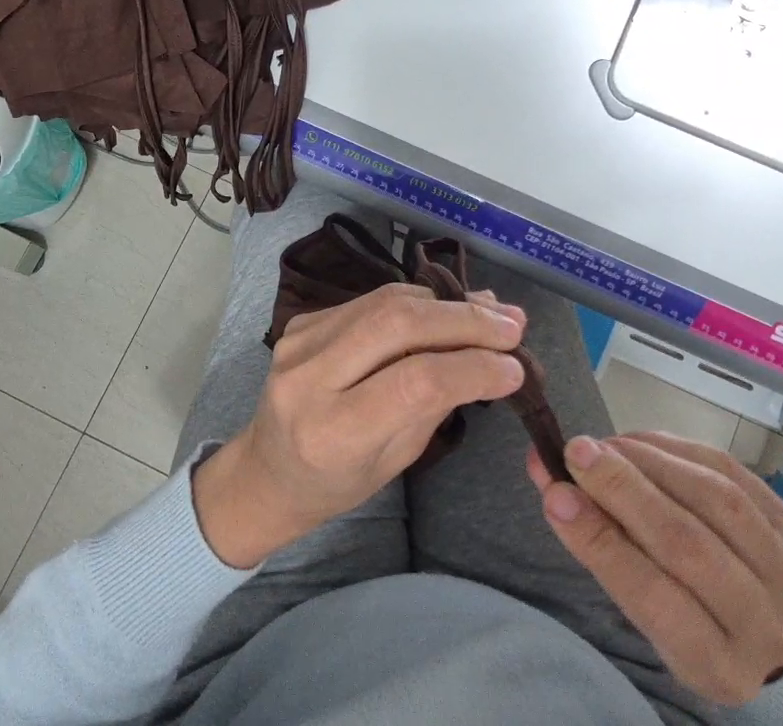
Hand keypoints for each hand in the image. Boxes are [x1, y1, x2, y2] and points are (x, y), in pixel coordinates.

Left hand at [193, 284, 525, 567]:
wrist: (267, 468)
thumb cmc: (337, 481)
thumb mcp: (396, 458)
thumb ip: (437, 403)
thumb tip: (496, 356)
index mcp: (332, 431)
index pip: (414, 382)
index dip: (473, 367)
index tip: (515, 369)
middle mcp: (308, 377)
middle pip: (398, 324)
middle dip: (465, 320)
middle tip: (513, 327)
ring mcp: (299, 341)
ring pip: (386, 301)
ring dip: (447, 303)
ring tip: (494, 313)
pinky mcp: (302, 321)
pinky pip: (371, 300)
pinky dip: (418, 302)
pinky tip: (450, 311)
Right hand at [529, 432, 782, 705]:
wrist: (755, 624)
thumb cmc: (678, 617)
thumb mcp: (633, 607)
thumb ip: (593, 542)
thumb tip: (544, 472)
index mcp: (715, 664)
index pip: (656, 601)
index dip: (602, 544)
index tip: (556, 495)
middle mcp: (764, 623)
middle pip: (690, 547)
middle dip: (625, 490)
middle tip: (576, 451)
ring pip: (718, 502)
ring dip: (652, 462)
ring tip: (604, 445)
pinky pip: (734, 473)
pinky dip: (679, 449)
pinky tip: (639, 442)